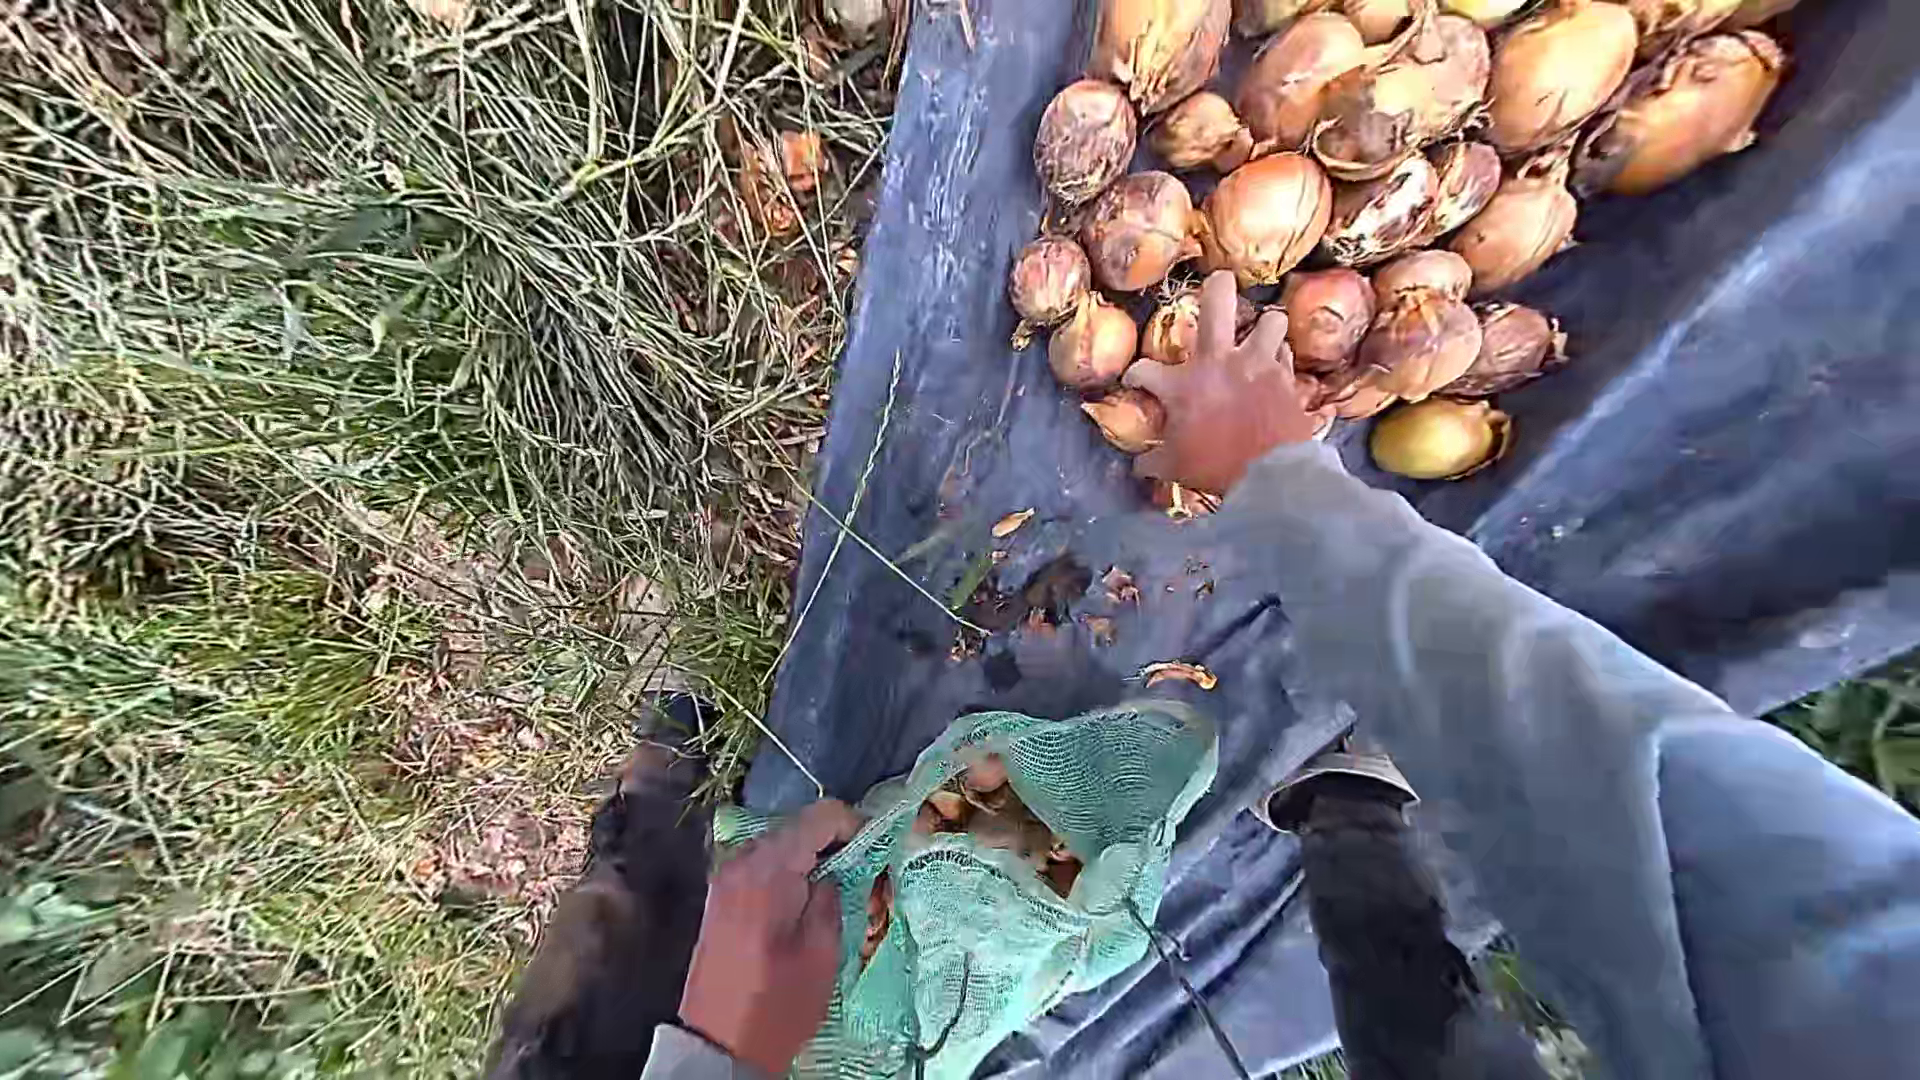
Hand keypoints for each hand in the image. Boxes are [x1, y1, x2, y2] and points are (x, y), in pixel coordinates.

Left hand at [679, 800, 862, 1074]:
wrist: (716, 1053)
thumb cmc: (777, 1001)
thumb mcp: (823, 947)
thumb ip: (836, 890)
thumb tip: (843, 864)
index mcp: (768, 865)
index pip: (820, 815)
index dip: (853, 823)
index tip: (873, 847)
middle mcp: (743, 858)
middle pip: (799, 824)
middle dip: (834, 838)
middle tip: (861, 865)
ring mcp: (727, 874)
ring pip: (782, 840)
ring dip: (812, 852)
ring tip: (837, 881)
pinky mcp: (722, 893)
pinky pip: (765, 861)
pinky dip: (790, 866)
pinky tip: (806, 893)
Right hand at [1125, 270, 1325, 493]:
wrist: (1270, 474)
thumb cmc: (1214, 467)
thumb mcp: (1173, 467)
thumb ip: (1152, 460)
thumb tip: (1137, 464)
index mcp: (1182, 384)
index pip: (1144, 369)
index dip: (1134, 375)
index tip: (1134, 381)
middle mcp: (1219, 362)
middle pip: (1218, 300)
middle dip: (1216, 286)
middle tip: (1215, 285)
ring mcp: (1257, 364)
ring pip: (1269, 319)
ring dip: (1262, 327)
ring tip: (1256, 338)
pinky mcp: (1285, 377)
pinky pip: (1285, 353)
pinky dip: (1278, 358)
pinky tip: (1272, 369)